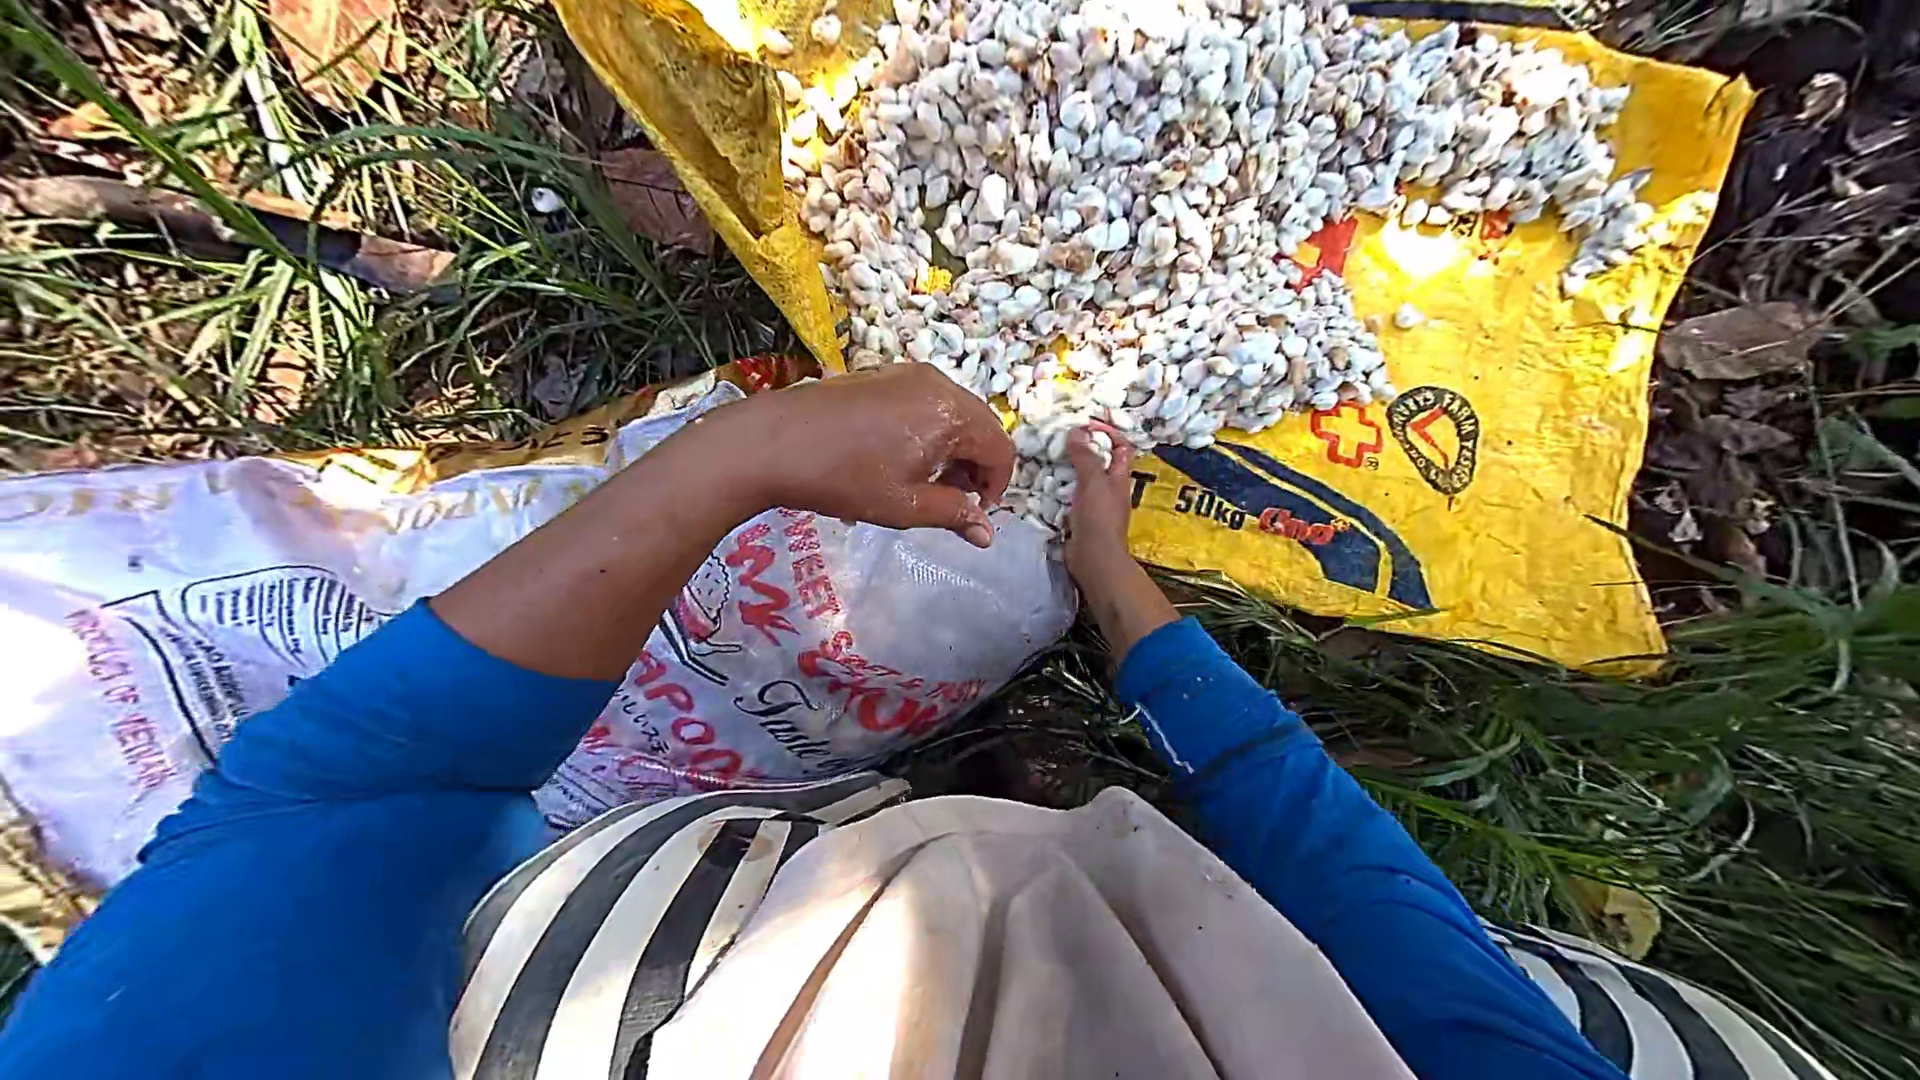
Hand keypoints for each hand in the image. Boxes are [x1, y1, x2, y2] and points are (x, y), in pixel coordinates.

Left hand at [716, 364, 1013, 547]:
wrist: (772, 442)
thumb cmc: (845, 478)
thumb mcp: (906, 505)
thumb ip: (955, 514)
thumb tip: (987, 533)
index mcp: (951, 413)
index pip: (1001, 449)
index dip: (997, 486)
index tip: (975, 512)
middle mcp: (938, 383)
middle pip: (981, 426)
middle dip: (976, 466)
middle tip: (952, 500)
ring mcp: (908, 374)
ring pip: (955, 414)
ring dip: (954, 450)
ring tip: (926, 481)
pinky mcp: (883, 375)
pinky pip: (927, 403)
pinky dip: (931, 431)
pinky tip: (901, 455)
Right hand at [1061, 423, 1177, 662]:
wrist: (1093, 560)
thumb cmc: (1099, 520)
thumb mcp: (1094, 482)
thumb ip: (1086, 457)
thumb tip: (1078, 431)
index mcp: (1118, 477)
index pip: (1121, 446)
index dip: (1109, 432)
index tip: (1087, 423)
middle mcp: (1108, 489)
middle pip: (1097, 461)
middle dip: (1081, 448)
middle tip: (1059, 438)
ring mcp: (1092, 504)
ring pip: (1079, 479)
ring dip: (1065, 468)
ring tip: (1045, 456)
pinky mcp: (1077, 517)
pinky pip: (1066, 497)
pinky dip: (1056, 488)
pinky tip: (1041, 483)